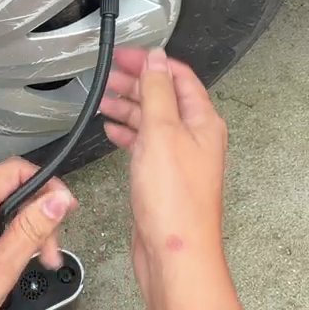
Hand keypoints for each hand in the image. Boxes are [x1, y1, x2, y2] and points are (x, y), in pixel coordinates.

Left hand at [0, 158, 77, 309]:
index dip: (47, 187)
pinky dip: (4, 243)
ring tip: (34, 264)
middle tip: (51, 254)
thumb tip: (58, 200)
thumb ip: (30, 230)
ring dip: (23, 233)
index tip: (66, 212)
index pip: (16, 171)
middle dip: (37, 217)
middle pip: (10, 191)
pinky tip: (10, 267)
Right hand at [99, 46, 227, 279]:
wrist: (175, 253)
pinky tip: (113, 130)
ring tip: (104, 98)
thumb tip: (156, 60)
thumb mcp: (162, 132)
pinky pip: (146, 144)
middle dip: (137, 82)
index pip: (178, 77)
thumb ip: (157, 92)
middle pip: (165, 97)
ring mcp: (180, 158)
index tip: (124, 56)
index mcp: (203, 122)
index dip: (151, 62)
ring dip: (129, 106)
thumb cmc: (175, 201)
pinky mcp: (164, 177)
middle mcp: (196, 138)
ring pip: (153, 120)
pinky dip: (128, 133)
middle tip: (110, 73)